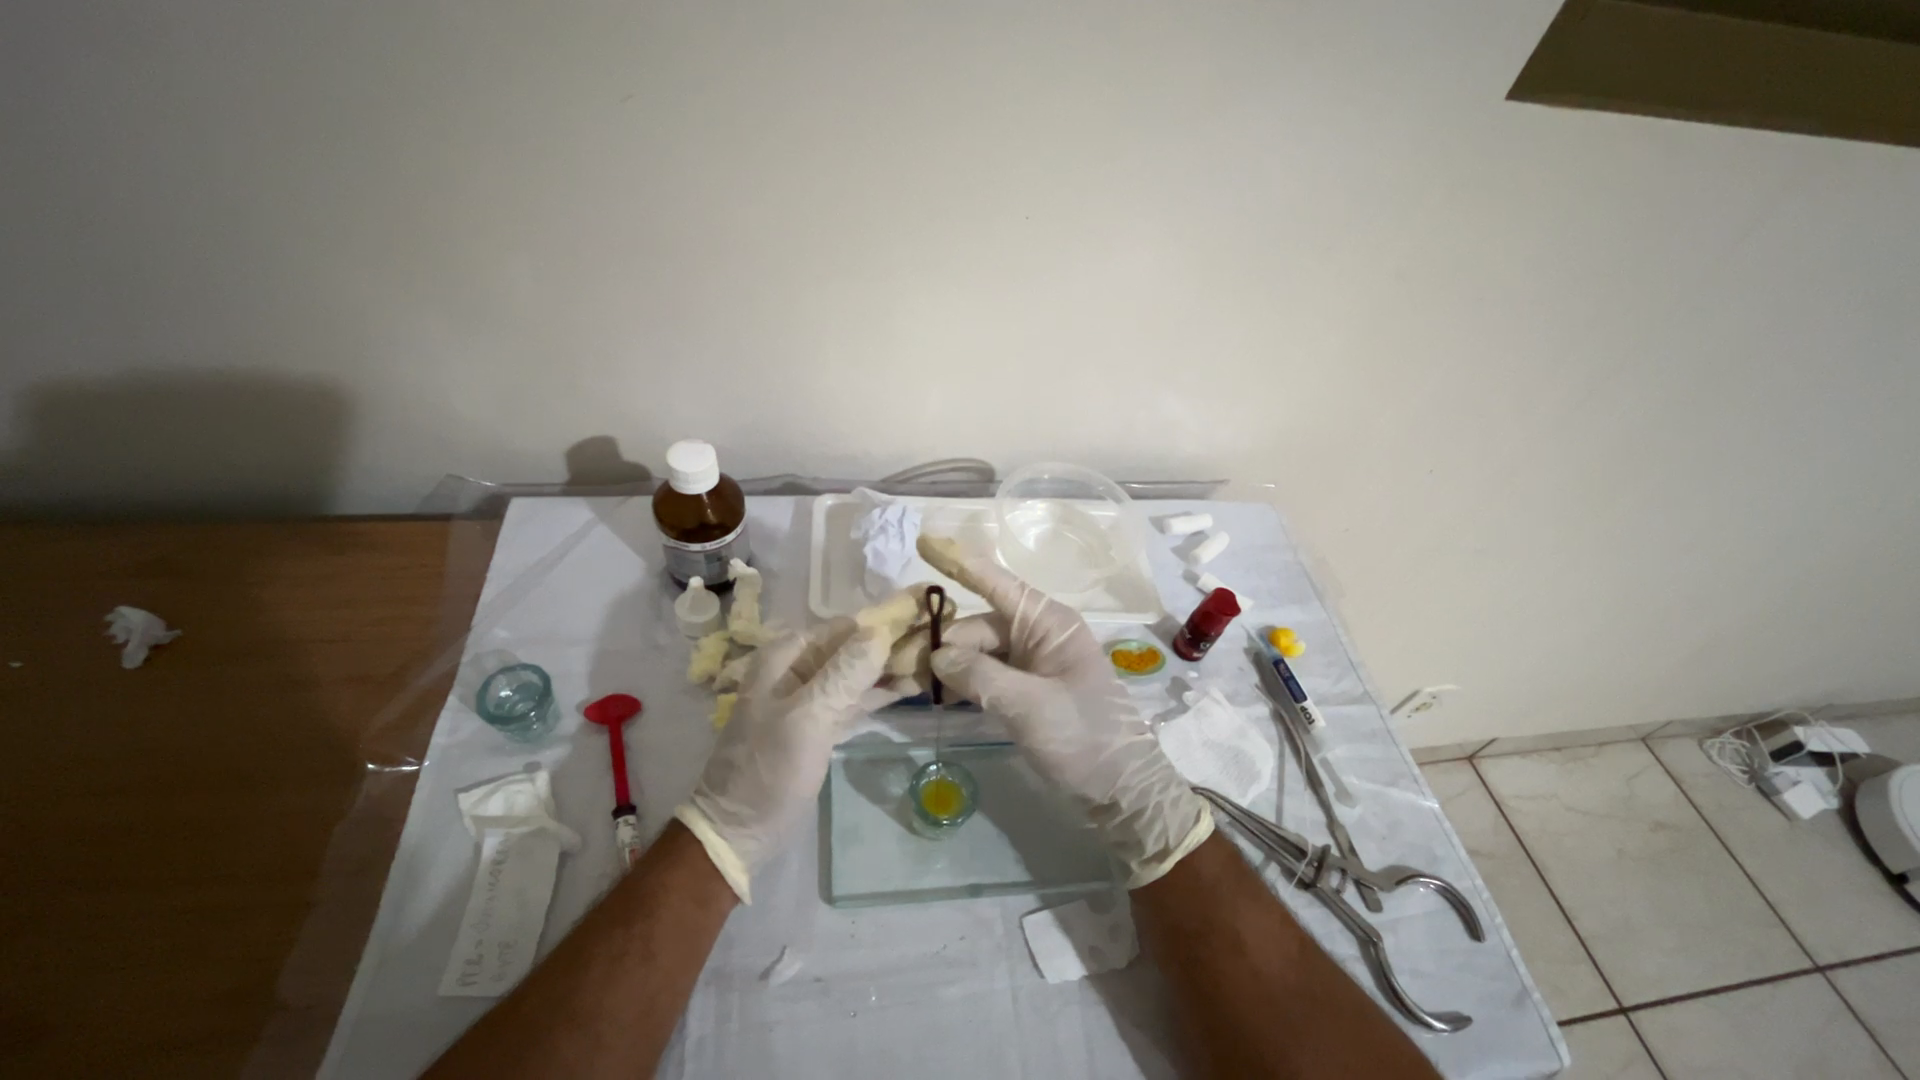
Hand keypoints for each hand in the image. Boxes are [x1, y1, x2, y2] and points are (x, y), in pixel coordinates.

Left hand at [675, 608, 909, 902]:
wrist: (739, 830)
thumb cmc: (768, 770)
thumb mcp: (807, 717)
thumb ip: (844, 674)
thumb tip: (881, 631)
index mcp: (786, 656)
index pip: (845, 626)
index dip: (884, 622)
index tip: (926, 620)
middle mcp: (797, 668)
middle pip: (853, 647)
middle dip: (891, 644)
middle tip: (938, 644)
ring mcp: (810, 699)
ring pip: (857, 673)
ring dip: (889, 670)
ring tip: (933, 663)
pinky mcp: (821, 725)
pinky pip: (854, 700)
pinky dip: (878, 695)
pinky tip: (909, 689)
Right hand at [914, 537, 1212, 887]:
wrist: (1120, 789)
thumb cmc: (1083, 737)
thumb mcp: (1029, 706)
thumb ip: (979, 677)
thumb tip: (937, 657)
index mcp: (1048, 623)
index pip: (996, 582)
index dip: (958, 562)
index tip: (923, 541)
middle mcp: (1037, 635)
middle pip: (976, 626)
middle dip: (939, 640)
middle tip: (895, 663)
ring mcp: (1031, 664)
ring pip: (976, 653)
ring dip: (944, 665)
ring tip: (903, 681)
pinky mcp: (1025, 691)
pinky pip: (984, 676)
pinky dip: (959, 684)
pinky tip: (931, 695)